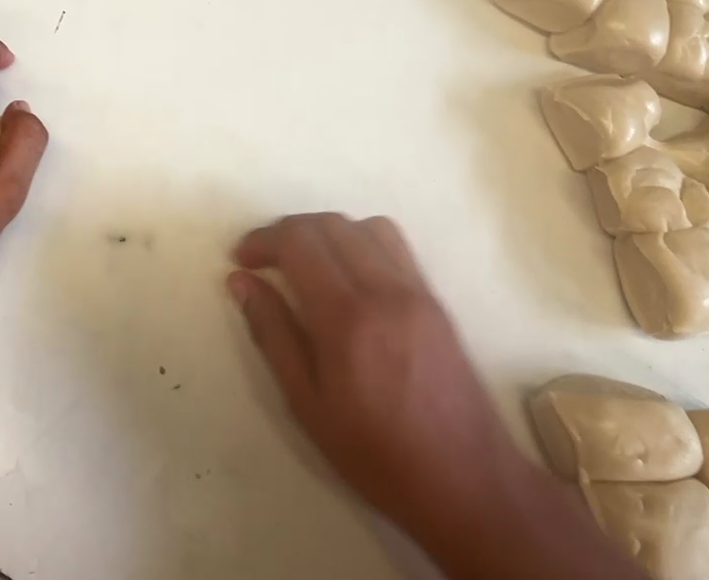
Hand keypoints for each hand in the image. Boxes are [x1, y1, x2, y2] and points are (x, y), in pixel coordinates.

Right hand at [227, 213, 520, 530]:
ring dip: (327, 232)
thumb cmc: (374, 453)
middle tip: (264, 261)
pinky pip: (395, 246)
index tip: (242, 261)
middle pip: (329, 224)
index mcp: (347, 317)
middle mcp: (384, 290)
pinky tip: (349, 278)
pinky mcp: (436, 301)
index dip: (262, 239)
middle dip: (288, 232)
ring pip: (365, 226)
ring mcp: (417, 291)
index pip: (299, 242)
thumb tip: (241, 282)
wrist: (467, 484)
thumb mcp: (306, 403)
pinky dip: (361, 243)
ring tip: (306, 265)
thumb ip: (272, 333)